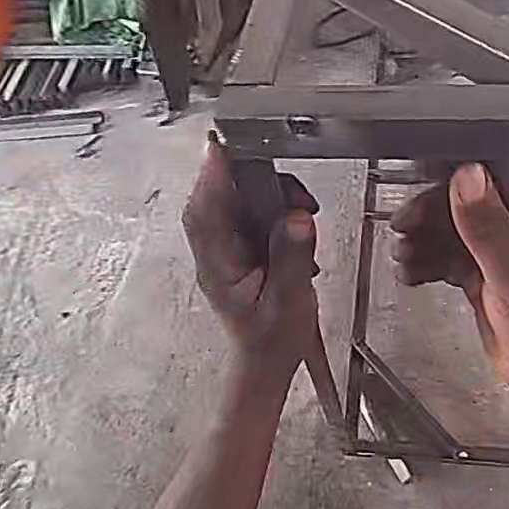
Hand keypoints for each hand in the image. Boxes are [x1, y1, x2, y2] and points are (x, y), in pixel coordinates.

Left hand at [182, 136, 319, 376]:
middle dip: (259, 184)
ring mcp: (229, 248)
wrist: (268, 361)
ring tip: (302, 212)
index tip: (222, 147)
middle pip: (224, 198)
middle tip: (294, 194)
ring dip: (273, 197)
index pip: (206, 212)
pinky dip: (277, 209)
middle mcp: (218, 252)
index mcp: (218, 266)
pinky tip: (296, 222)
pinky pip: (254, 213)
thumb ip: (293, 258)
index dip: (212, 177)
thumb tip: (298, 218)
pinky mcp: (244, 246)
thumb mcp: (289, 302)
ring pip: (242, 202)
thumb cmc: (271, 340)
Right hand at [389, 163, 508, 405]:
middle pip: (476, 199)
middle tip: (405, 222)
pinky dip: (430, 261)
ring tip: (404, 252)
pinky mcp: (489, 275)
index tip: (428, 174)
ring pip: (459, 228)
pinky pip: (453, 256)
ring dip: (427, 237)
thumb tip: (467, 176)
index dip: (468, 171)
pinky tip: (412, 271)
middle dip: (437, 210)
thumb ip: (489, 226)